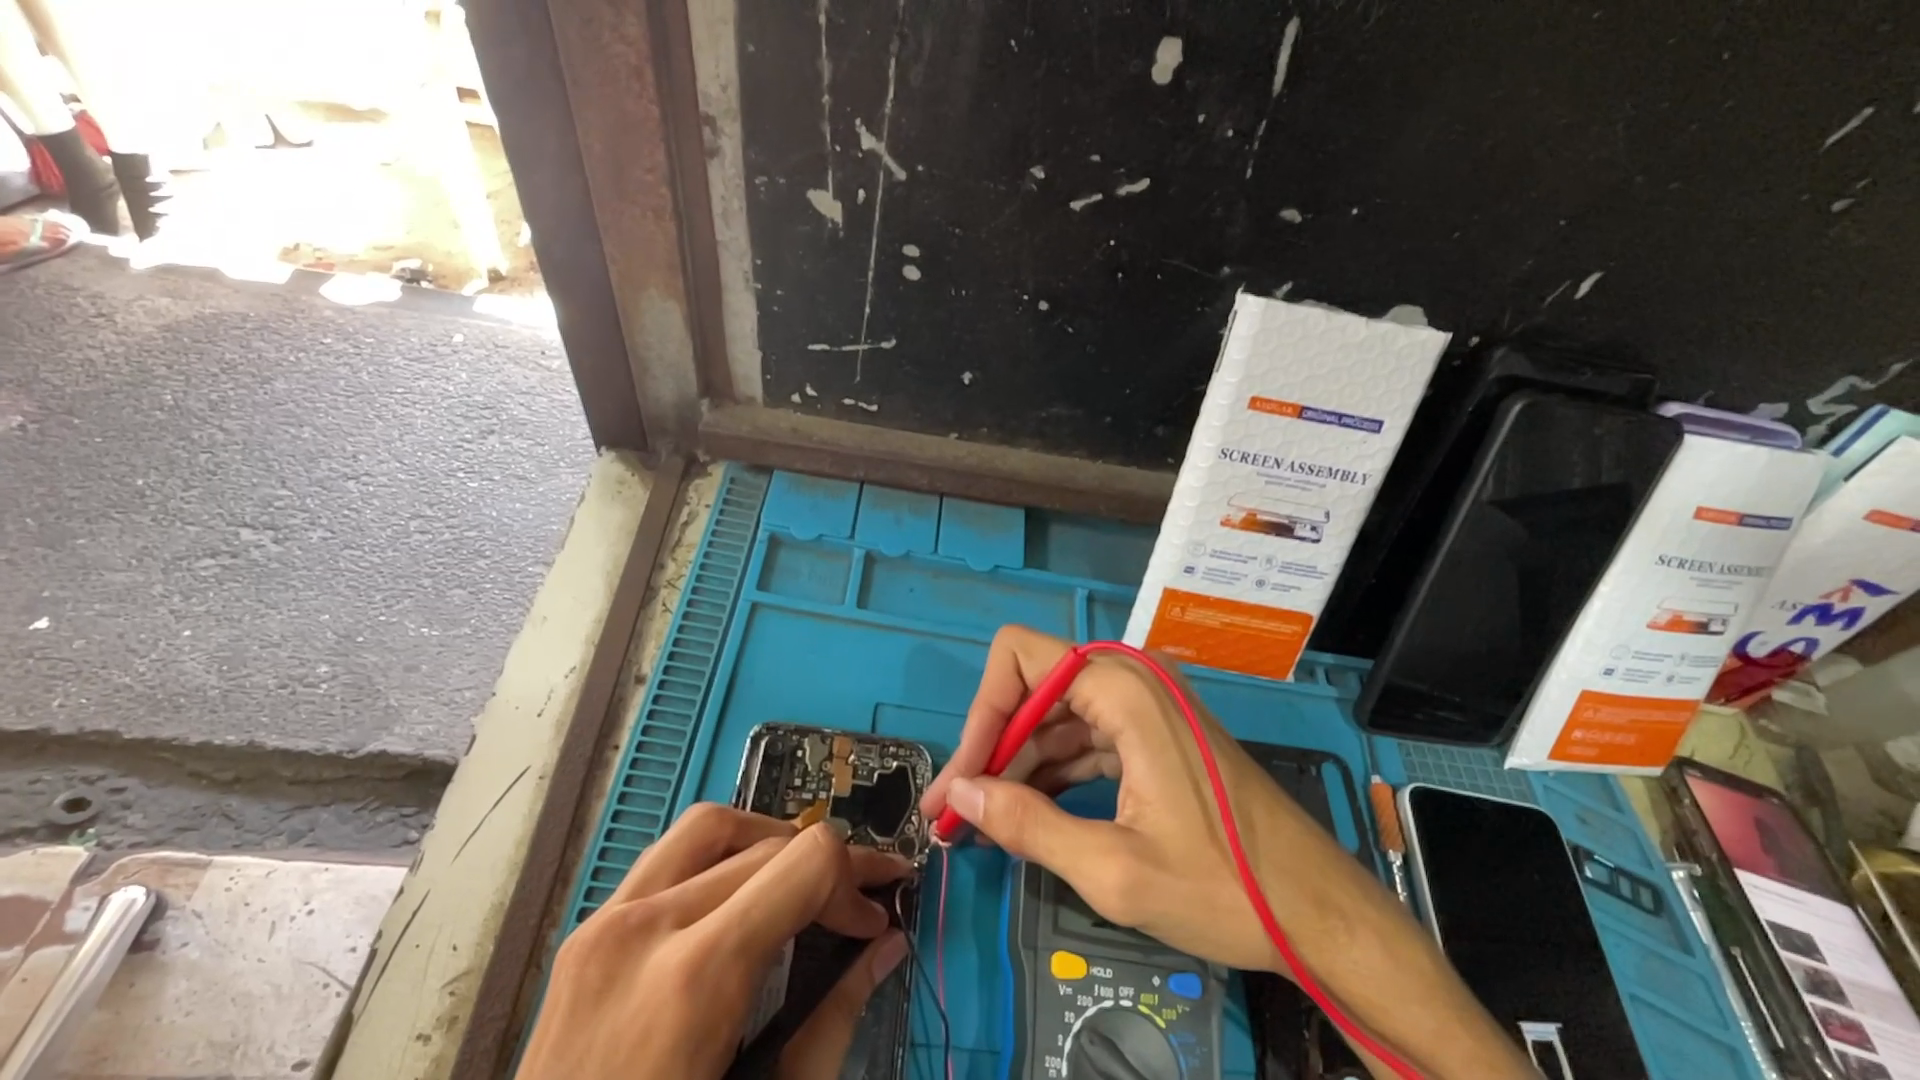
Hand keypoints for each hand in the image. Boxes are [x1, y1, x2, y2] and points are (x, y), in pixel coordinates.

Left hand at [516, 804, 911, 1079]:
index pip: (804, 863)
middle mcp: (646, 927)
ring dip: (768, 842)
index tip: (872, 924)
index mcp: (696, 975)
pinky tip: (735, 902)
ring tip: (800, 883)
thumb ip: (835, 1018)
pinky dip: (715, 860)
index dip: (855, 882)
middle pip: (767, 842)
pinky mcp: (583, 934)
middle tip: (856, 905)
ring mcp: (604, 924)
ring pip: (709, 826)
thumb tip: (885, 949)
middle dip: (827, 866)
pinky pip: (664, 860)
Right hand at [921, 626, 1333, 971]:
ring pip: (1057, 716)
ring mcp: (1150, 709)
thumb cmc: (1224, 887)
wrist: (1318, 912)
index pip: (1020, 660)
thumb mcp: (1114, 869)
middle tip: (955, 815)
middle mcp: (1135, 682)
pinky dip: (1052, 773)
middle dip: (991, 748)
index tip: (962, 784)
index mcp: (1125, 691)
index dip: (980, 717)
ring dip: (1016, 765)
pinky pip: (1086, 738)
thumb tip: (960, 797)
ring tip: (979, 823)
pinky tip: (1026, 815)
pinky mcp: (1158, 737)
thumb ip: (1027, 825)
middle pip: (1034, 688)